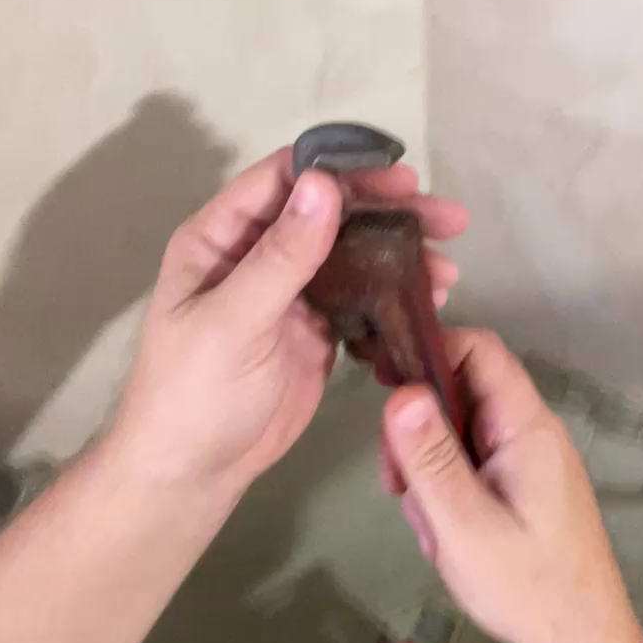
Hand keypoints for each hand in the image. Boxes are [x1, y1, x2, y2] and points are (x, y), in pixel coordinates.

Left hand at [106, 147, 466, 495]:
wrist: (195, 471)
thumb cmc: (195, 393)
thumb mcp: (235, 320)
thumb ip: (281, 255)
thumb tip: (323, 184)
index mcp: (223, 237)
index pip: (285, 181)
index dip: (342, 172)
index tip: (400, 177)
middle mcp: (259, 254)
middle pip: (331, 214)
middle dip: (389, 212)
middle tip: (447, 218)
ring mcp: (292, 292)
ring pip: (353, 255)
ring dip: (400, 256)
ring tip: (448, 269)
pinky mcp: (317, 328)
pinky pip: (362, 298)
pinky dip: (394, 295)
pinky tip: (428, 299)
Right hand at [380, 330, 642, 642]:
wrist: (583, 642)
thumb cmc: (527, 586)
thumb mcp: (465, 525)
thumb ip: (431, 458)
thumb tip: (401, 390)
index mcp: (525, 425)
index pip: (479, 350)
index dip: (431, 350)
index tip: (385, 381)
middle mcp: (530, 429)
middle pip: (462, 392)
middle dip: (420, 430)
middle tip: (398, 484)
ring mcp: (528, 457)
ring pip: (461, 433)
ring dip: (432, 470)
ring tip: (431, 527)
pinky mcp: (522, 483)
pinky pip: (473, 464)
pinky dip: (450, 490)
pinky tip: (447, 535)